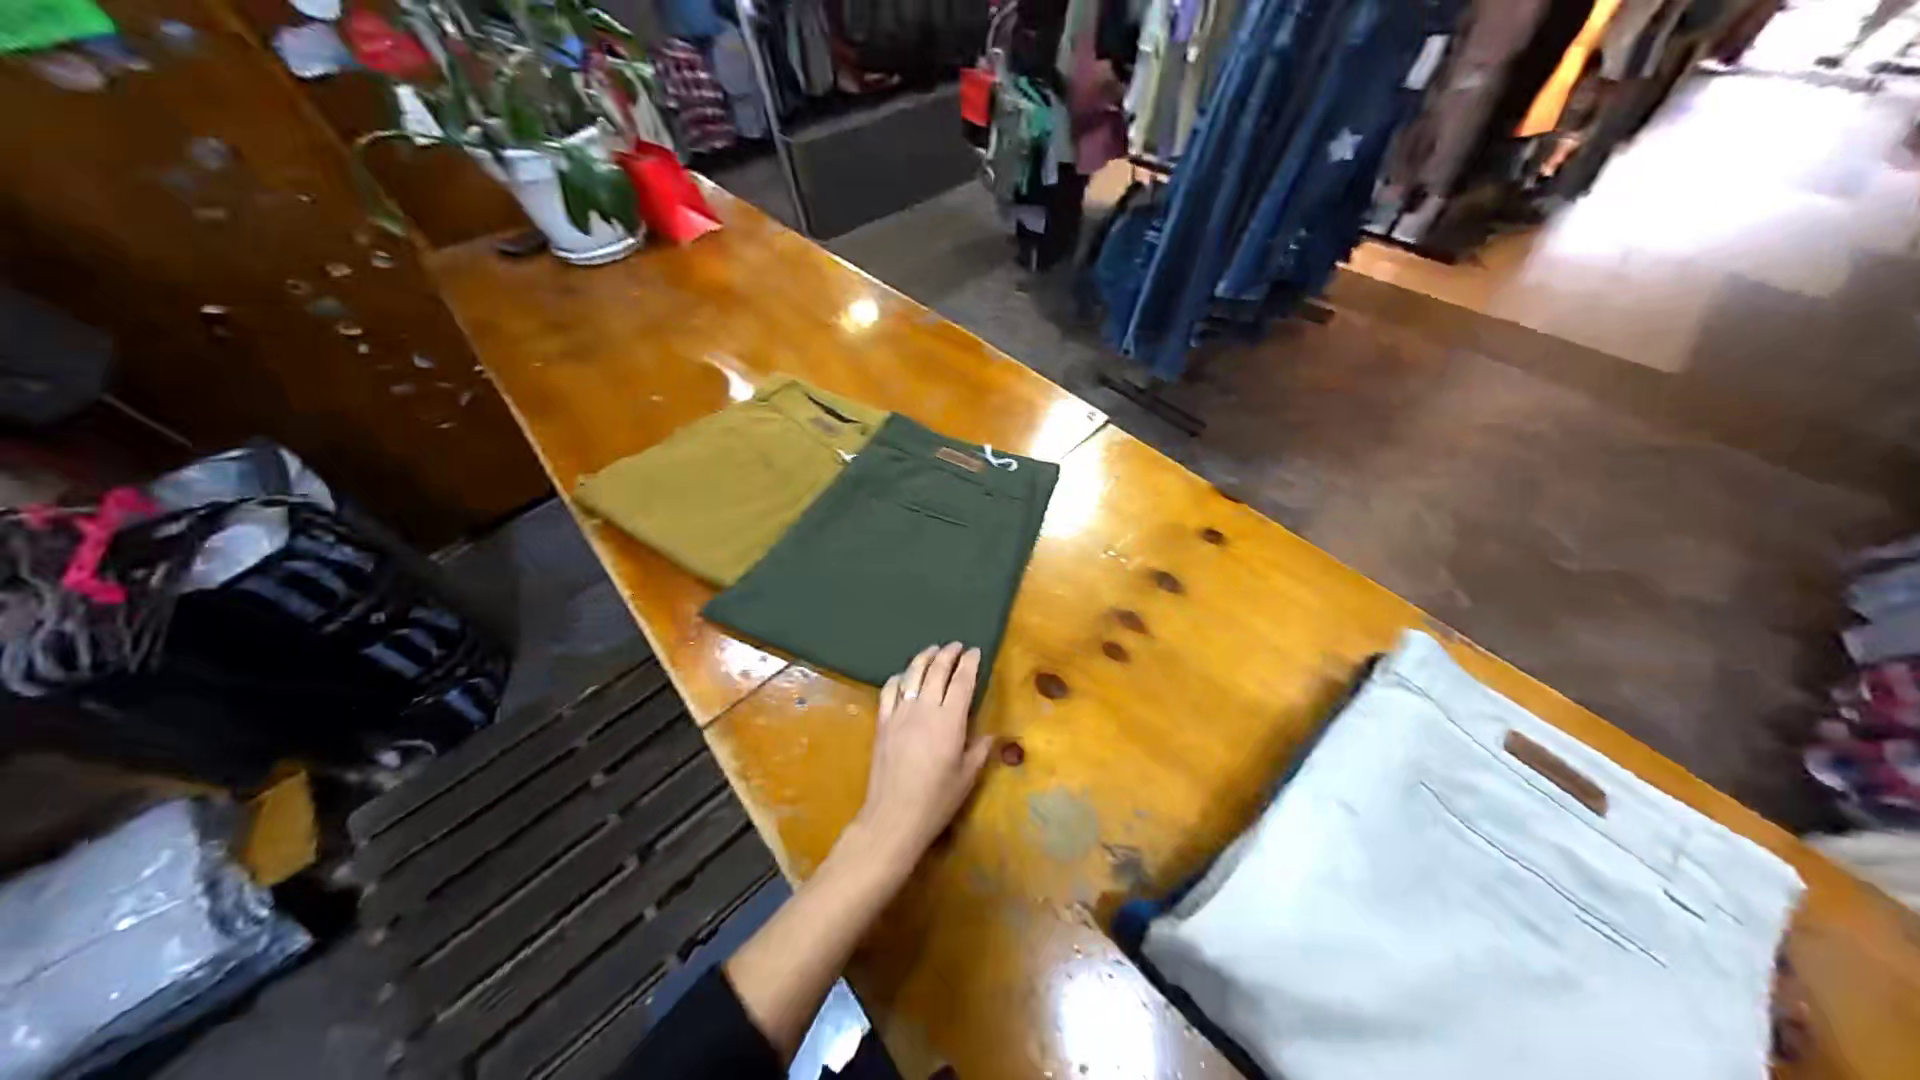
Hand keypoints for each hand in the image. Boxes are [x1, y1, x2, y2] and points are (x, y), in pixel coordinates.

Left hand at [844, 642, 993, 876]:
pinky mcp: (883, 721)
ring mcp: (900, 712)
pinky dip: (899, 677)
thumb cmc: (937, 799)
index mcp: (950, 720)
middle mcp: (925, 707)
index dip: (970, 663)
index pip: (962, 681)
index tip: (976, 651)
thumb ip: (979, 750)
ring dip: (924, 657)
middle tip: (957, 645)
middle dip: (949, 653)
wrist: (894, 814)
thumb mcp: (967, 776)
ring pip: (912, 673)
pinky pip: (889, 690)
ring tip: (933, 650)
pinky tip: (904, 675)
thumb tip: (990, 734)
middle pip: (937, 670)